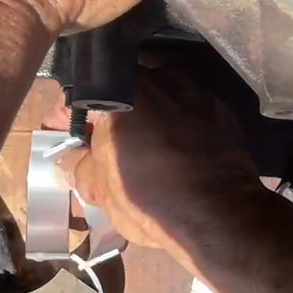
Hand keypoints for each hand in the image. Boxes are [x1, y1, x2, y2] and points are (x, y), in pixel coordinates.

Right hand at [68, 72, 280, 265]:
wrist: (219, 213)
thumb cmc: (149, 196)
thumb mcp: (99, 189)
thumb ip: (78, 167)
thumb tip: (70, 161)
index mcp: (122, 89)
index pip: (84, 95)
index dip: (70, 118)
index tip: (67, 135)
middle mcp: (161, 79)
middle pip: (125, 94)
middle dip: (114, 118)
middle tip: (108, 148)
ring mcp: (196, 93)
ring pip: (162, 103)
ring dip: (151, 122)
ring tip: (148, 154)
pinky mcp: (224, 113)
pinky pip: (192, 116)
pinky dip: (182, 131)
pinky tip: (180, 158)